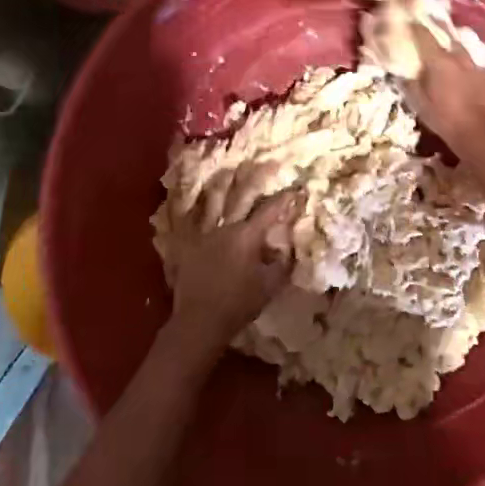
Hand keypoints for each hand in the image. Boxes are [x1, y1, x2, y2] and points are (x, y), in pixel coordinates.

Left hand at [168, 166, 297, 352]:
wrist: (199, 321)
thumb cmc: (239, 305)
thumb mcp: (270, 287)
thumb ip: (282, 264)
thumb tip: (288, 247)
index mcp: (247, 236)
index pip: (271, 211)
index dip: (286, 199)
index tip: (298, 189)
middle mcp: (225, 226)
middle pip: (242, 196)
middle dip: (257, 178)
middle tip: (267, 164)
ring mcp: (203, 232)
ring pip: (214, 200)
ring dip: (224, 183)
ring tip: (229, 169)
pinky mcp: (186, 242)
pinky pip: (190, 218)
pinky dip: (194, 205)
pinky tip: (195, 196)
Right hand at [404, 24, 484, 151]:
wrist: (474, 132)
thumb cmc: (441, 116)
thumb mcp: (417, 100)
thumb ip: (408, 81)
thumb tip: (400, 70)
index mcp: (438, 60)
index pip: (423, 35)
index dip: (413, 25)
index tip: (405, 17)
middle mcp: (457, 57)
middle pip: (445, 34)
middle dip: (434, 26)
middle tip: (426, 21)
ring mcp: (473, 65)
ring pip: (459, 46)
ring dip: (449, 42)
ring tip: (442, 41)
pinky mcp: (483, 76)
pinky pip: (468, 61)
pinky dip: (459, 59)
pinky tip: (456, 67)